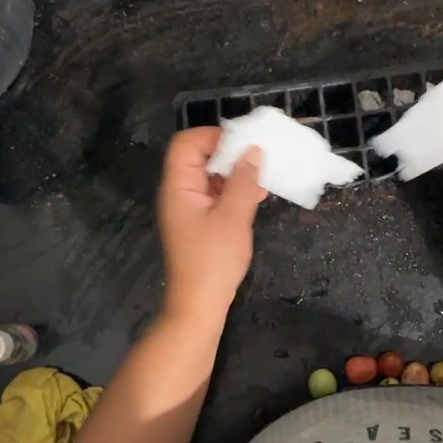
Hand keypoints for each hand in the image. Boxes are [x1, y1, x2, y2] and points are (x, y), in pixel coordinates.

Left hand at [158, 127, 266, 322]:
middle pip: (199, 157)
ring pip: (210, 177)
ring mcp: (188, 209)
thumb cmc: (213, 261)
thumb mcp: (233, 217)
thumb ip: (244, 181)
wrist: (199, 306)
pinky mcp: (199, 224)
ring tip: (264, 177)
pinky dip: (235, 191)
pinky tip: (258, 196)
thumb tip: (253, 151)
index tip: (245, 144)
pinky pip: (216, 196)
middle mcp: (179, 193)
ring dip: (236, 174)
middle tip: (260, 157)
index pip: (187, 143)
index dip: (214, 136)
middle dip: (230, 154)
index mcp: (178, 187)